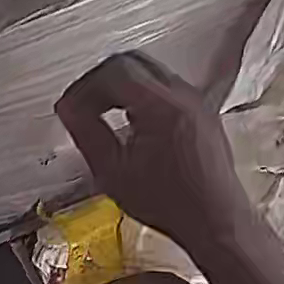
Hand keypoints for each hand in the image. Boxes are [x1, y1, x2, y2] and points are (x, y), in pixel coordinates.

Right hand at [55, 52, 261, 256]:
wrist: (215, 221)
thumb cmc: (168, 204)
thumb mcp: (113, 172)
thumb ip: (87, 133)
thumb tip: (68, 108)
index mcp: (161, 106)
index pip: (114, 71)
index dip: (83, 87)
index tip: (69, 108)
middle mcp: (183, 94)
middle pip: (131, 62)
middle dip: (99, 81)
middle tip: (81, 105)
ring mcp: (196, 101)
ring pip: (149, 71)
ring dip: (120, 86)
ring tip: (100, 114)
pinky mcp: (202, 112)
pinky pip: (165, 87)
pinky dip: (140, 95)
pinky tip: (129, 122)